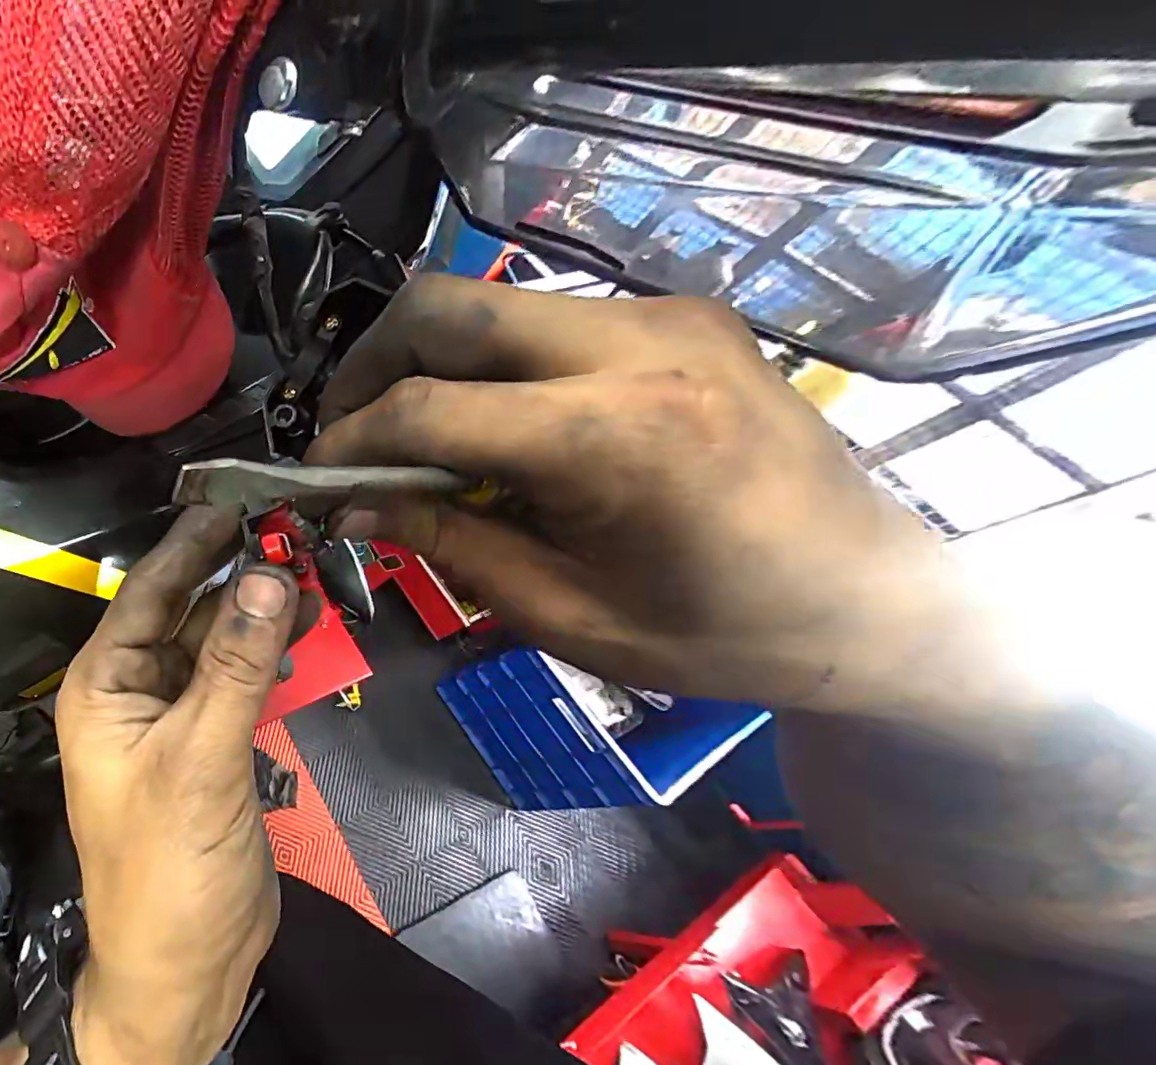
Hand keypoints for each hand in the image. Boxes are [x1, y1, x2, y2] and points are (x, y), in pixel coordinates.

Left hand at [51, 507, 301, 1064]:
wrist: (186, 965)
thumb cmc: (168, 865)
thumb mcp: (200, 757)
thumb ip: (234, 665)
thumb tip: (267, 578)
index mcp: (105, 684)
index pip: (147, 593)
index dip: (190, 547)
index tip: (232, 504)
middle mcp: (134, 690)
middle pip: (187, 612)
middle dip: (233, 576)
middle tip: (286, 534)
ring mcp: (175, 715)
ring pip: (218, 644)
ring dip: (257, 613)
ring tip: (307, 577)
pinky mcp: (211, 739)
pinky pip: (238, 678)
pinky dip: (267, 654)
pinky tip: (299, 630)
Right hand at [307, 274, 999, 720]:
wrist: (877, 602)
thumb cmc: (715, 634)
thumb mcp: (558, 611)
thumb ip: (445, 543)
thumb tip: (349, 507)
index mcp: (615, 436)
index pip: (428, 408)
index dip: (350, 440)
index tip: (314, 475)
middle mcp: (637, 344)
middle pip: (444, 307)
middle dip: (368, 365)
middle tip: (347, 431)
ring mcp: (659, 315)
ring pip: (483, 301)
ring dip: (419, 360)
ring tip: (402, 430)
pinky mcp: (670, 315)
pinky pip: (532, 319)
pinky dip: (476, 363)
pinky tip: (479, 421)